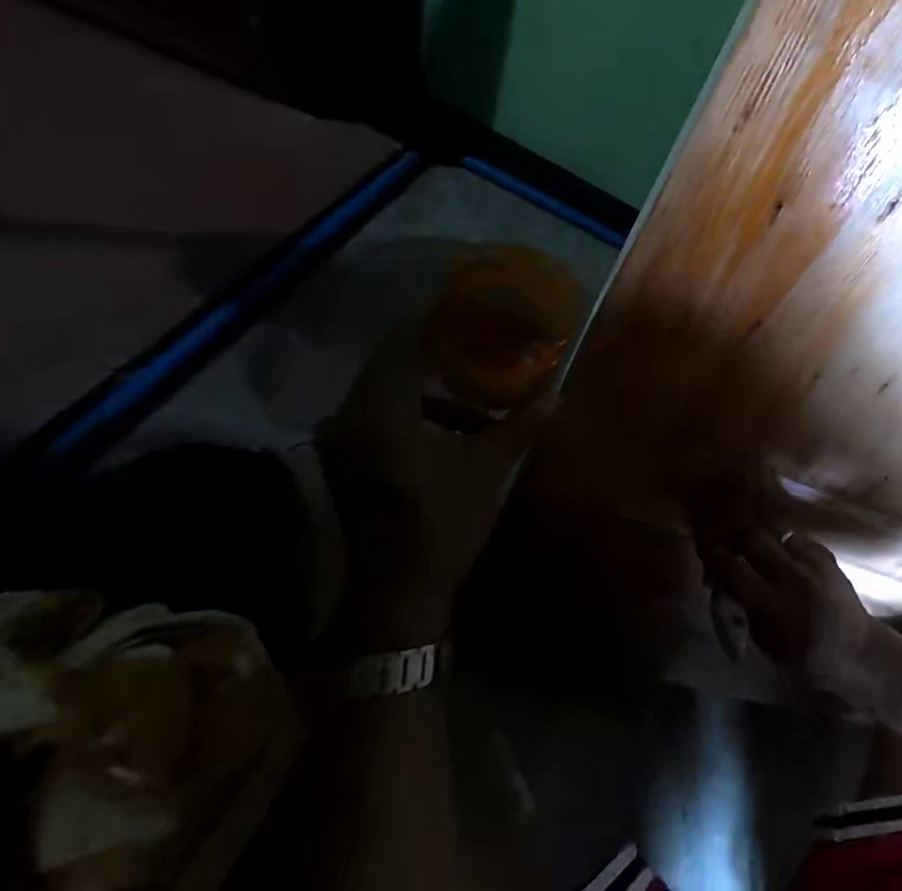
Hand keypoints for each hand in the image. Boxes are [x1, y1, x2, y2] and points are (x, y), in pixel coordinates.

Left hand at [318, 315, 551, 643]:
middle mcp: (352, 418)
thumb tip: (556, 391)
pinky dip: (418, 416)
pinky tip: (456, 431)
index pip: (400, 345)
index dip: (432, 324)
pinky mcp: (349, 462)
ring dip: (431, 391)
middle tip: (478, 345)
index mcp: (382, 413)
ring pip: (389, 396)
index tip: (464, 310)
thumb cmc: (443, 521)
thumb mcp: (489, 468)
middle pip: (393, 367)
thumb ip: (520, 425)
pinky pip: (383, 420)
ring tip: (476, 394)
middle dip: (436, 355)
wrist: (397, 591)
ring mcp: (344, 442)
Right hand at [699, 525, 888, 707]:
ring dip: (765, 542)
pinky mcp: (829, 560)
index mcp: (770, 606)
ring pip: (777, 534)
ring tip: (760, 552)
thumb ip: (745, 613)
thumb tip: (724, 587)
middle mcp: (790, 578)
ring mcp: (813, 565)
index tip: (706, 553)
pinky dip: (789, 545)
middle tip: (732, 548)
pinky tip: (787, 557)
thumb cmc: (808, 664)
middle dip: (738, 541)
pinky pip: (800, 540)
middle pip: (753, 539)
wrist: (860, 656)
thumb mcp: (768, 646)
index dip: (714, 557)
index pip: (731, 568)